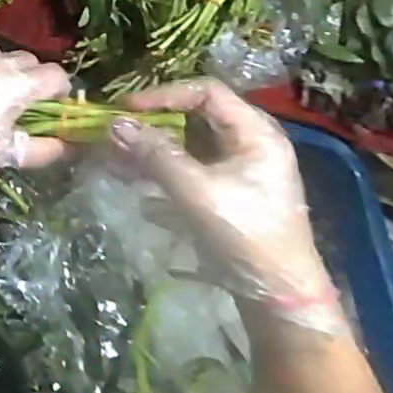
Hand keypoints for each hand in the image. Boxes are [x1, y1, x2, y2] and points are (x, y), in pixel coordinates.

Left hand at [0, 21, 70, 177]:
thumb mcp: (6, 154)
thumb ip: (46, 150)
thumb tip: (70, 143)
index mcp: (21, 84)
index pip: (57, 76)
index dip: (55, 91)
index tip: (43, 105)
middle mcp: (1, 57)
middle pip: (27, 62)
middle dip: (23, 79)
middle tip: (4, 101)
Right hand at [110, 79, 346, 336]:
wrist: (278, 300)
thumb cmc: (247, 237)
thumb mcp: (197, 192)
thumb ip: (155, 155)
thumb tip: (113, 123)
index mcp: (255, 135)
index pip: (205, 92)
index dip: (163, 95)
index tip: (126, 109)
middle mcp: (248, 144)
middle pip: (192, 114)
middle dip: (151, 120)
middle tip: (116, 128)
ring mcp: (236, 168)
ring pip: (185, 141)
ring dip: (148, 145)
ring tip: (114, 154)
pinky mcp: (223, 191)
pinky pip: (184, 165)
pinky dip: (156, 166)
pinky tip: (129, 177)